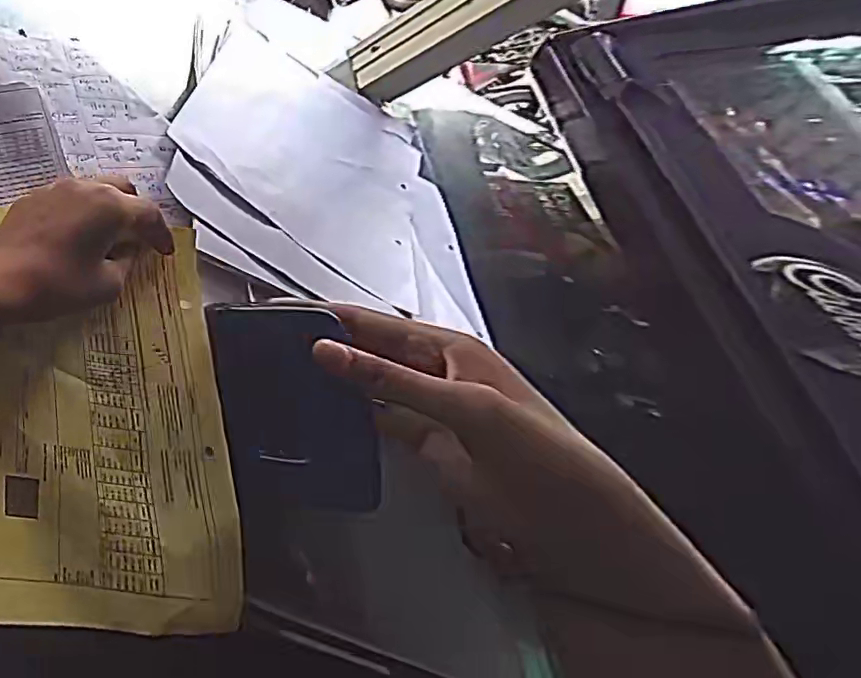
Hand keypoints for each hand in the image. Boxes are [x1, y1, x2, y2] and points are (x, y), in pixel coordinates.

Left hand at [0, 176, 173, 322]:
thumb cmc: (56, 285)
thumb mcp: (105, 285)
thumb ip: (127, 263)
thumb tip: (127, 250)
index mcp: (110, 205)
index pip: (148, 213)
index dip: (161, 234)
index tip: (164, 252)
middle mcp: (85, 187)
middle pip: (122, 190)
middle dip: (135, 212)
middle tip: (137, 238)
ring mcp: (55, 188)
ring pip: (92, 189)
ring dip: (106, 208)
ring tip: (106, 235)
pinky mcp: (33, 197)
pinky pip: (66, 198)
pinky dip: (79, 211)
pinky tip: (73, 234)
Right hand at [310, 304, 758, 635]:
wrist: (594, 547)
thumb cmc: (552, 465)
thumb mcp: (469, 411)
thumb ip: (390, 379)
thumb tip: (323, 349)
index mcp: (447, 347)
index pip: (369, 321)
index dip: (322, 315)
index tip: (276, 313)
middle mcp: (431, 370)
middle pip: (361, 348)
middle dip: (318, 343)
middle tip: (266, 343)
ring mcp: (424, 408)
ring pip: (361, 383)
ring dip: (326, 379)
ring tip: (279, 373)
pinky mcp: (420, 444)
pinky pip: (369, 419)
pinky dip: (341, 414)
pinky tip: (315, 413)